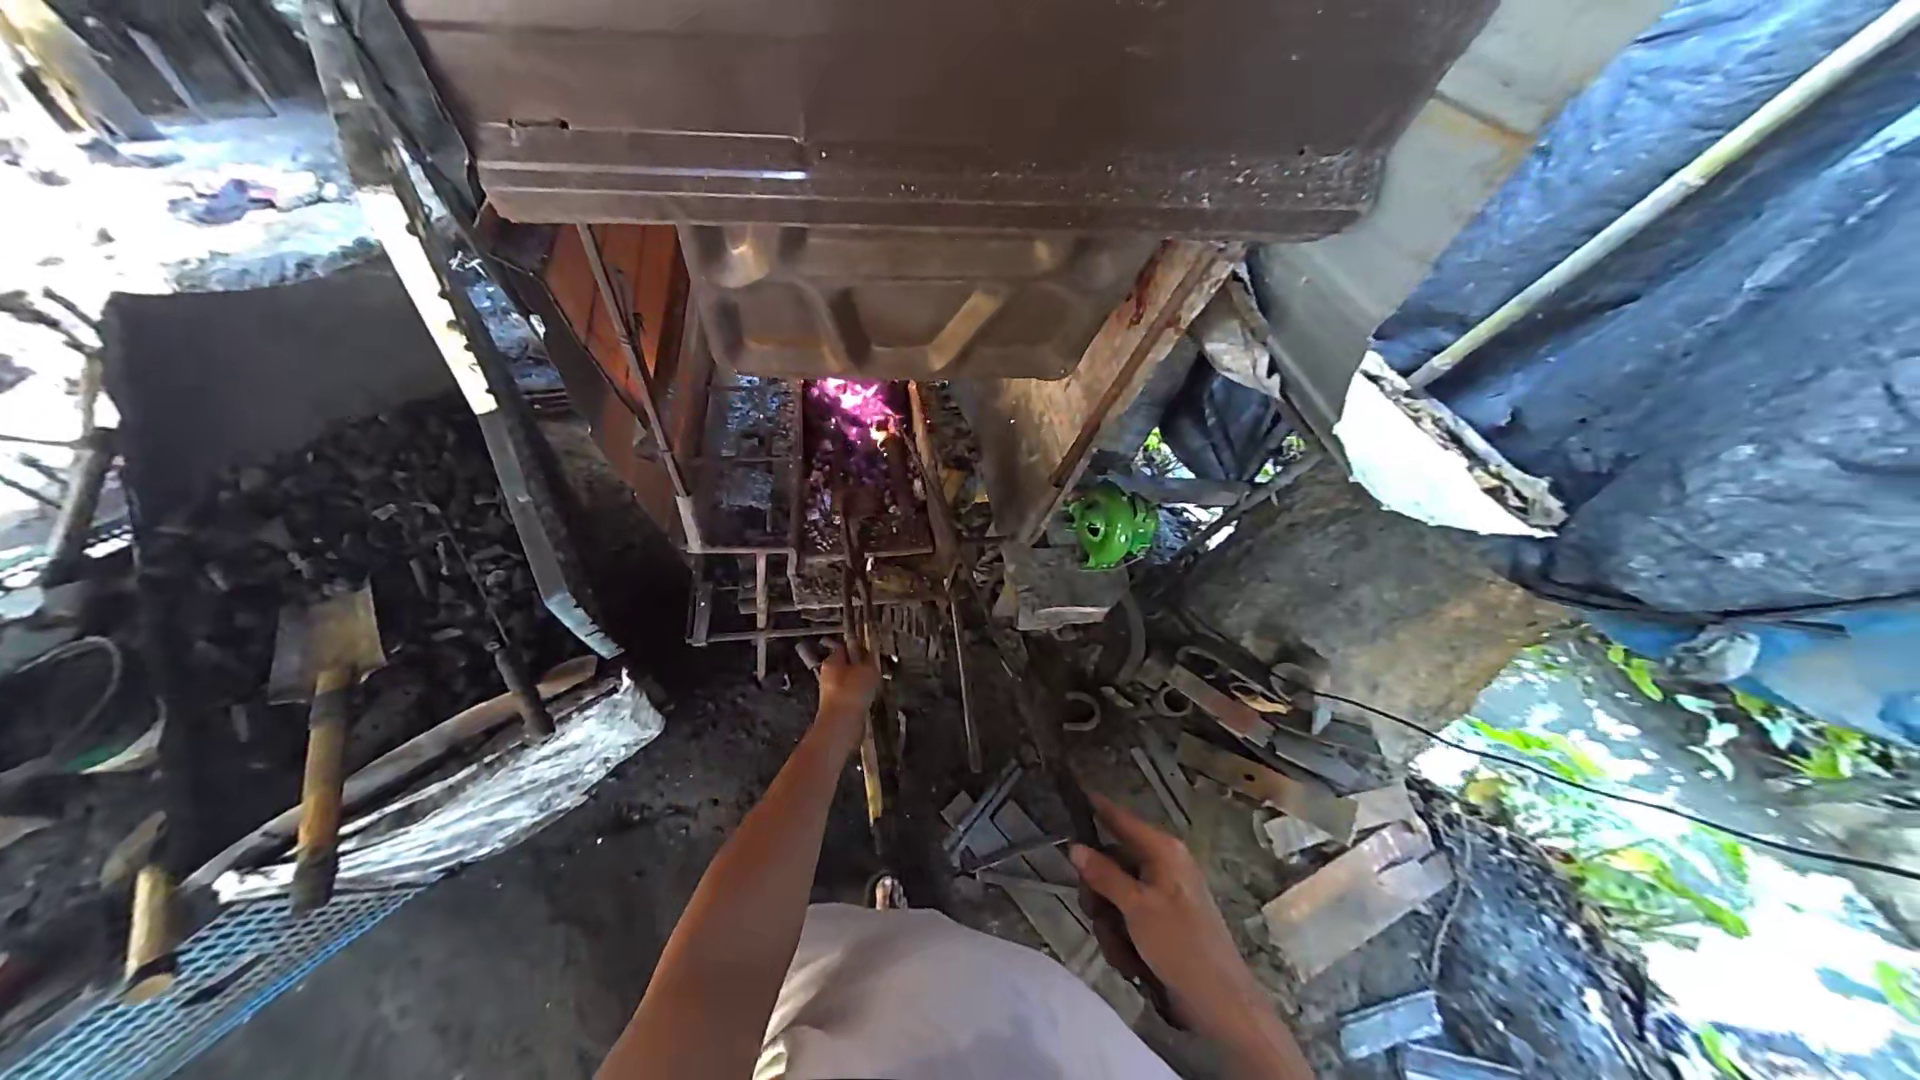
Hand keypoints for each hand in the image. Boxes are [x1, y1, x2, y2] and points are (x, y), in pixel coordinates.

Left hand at [812, 639, 879, 747]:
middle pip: (848, 665)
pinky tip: (870, 699)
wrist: (842, 724)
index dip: (860, 647)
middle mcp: (828, 675)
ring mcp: (831, 692)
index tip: (874, 650)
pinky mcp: (837, 707)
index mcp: (831, 661)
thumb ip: (871, 659)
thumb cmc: (853, 692)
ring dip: (863, 683)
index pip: (846, 647)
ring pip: (851, 681)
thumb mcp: (868, 669)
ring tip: (876, 685)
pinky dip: (861, 697)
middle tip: (877, 669)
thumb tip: (871, 653)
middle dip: (863, 667)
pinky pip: (852, 696)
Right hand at [1070, 793, 1275, 1045]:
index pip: (1121, 819)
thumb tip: (1075, 847)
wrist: (1220, 1002)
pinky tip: (1131, 960)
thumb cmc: (1180, 944)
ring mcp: (1161, 895)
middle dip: (1098, 893)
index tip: (1074, 794)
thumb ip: (1104, 875)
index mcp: (1162, 850)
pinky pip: (1126, 918)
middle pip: (1110, 862)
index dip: (1097, 808)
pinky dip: (1122, 938)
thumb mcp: (1137, 907)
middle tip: (1095, 914)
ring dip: (1110, 924)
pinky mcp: (1160, 922)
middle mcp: (1162, 866)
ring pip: (1113, 895)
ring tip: (1122, 949)